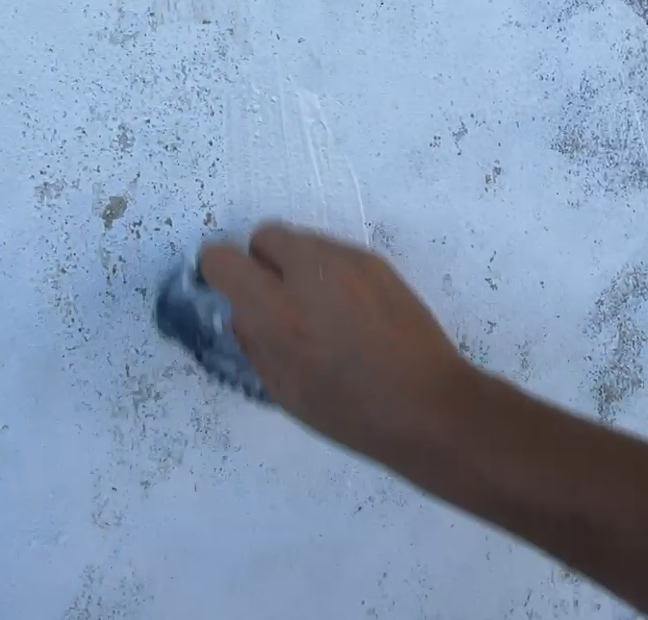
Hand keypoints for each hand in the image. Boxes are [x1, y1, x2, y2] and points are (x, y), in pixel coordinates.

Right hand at [200, 223, 477, 461]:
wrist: (429, 406)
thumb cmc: (351, 413)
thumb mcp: (284, 390)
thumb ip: (254, 341)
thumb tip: (244, 310)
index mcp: (278, 312)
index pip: (223, 259)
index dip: (218, 271)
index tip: (230, 290)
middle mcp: (308, 273)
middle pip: (264, 234)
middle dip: (261, 260)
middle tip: (278, 298)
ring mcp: (346, 261)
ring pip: (302, 239)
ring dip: (296, 264)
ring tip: (320, 308)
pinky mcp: (374, 260)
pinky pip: (334, 251)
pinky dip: (328, 271)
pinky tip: (350, 310)